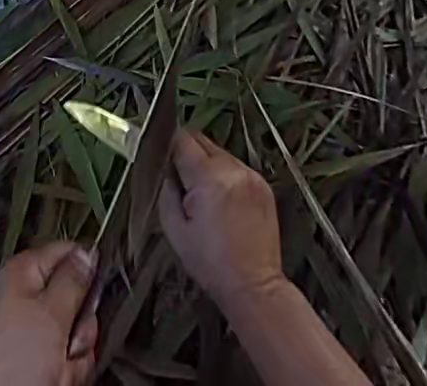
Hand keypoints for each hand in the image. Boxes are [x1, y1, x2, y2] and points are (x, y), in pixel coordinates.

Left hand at [0, 242, 98, 385]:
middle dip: (79, 329)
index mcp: (27, 272)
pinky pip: (64, 367)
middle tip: (64, 342)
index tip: (89, 295)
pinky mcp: (32, 366)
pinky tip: (47, 383)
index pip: (71, 254)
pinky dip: (62, 378)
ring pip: (74, 341)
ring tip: (50, 370)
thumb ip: (73, 280)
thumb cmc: (4, 360)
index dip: (88, 274)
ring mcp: (31, 335)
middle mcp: (28, 299)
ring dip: (70, 360)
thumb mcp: (49, 313)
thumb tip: (88, 253)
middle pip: (77, 304)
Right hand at [157, 129, 285, 306]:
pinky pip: (235, 166)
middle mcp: (233, 169)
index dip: (168, 146)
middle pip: (201, 139)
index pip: (182, 139)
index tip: (162, 159)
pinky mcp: (263, 184)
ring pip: (218, 151)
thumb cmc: (211, 263)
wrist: (254, 287)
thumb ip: (166, 189)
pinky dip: (224, 174)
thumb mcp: (174, 229)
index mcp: (209, 178)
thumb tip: (165, 167)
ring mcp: (252, 175)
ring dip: (206, 164)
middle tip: (180, 181)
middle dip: (186, 153)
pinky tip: (222, 200)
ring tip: (203, 195)